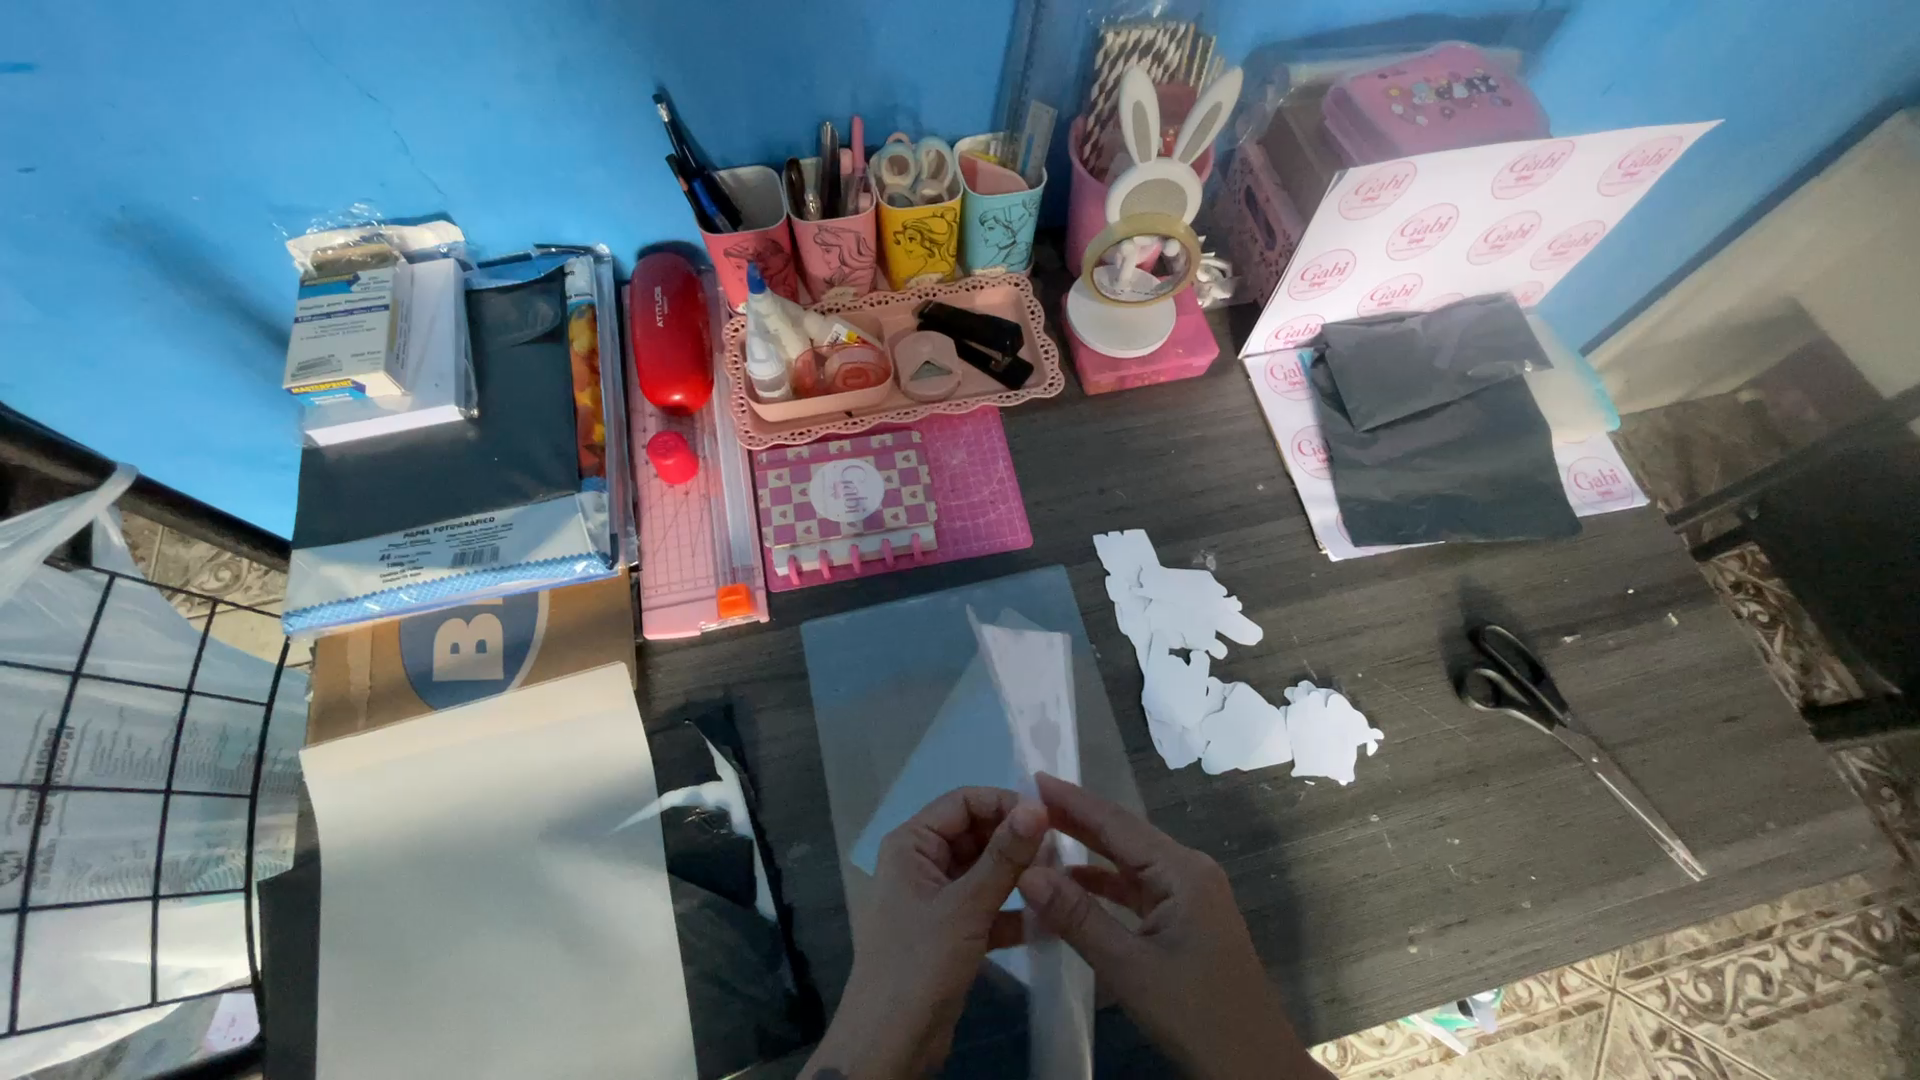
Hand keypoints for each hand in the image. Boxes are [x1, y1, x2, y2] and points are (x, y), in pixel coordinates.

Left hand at [804, 787, 1047, 1079]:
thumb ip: (1003, 856)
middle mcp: (921, 862)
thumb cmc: (919, 964)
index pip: (963, 801)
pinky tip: (1046, 919)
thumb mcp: (965, 906)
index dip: (1005, 804)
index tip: (1049, 820)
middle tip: (1060, 854)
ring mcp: (935, 897)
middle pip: (975, 833)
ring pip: (983, 870)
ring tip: (1058, 882)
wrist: (889, 1045)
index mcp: (912, 843)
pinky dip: (1012, 910)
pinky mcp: (950, 930)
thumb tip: (1037, 806)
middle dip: (1015, 841)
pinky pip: (986, 905)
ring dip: (1017, 875)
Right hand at [1018, 773, 1326, 1079]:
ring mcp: (1189, 896)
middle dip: (1076, 820)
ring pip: (1129, 863)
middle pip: (1124, 836)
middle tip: (1027, 804)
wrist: (1257, 1071)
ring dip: (1087, 854)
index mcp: (1181, 871)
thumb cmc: (1196, 1015)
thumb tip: (1027, 873)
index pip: (1117, 822)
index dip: (1073, 800)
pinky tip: (1071, 887)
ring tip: (1040, 839)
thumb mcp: (1129, 968)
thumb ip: (1078, 917)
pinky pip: (1138, 890)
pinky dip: (1104, 886)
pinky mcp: (1185, 920)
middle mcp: (1188, 871)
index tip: (1034, 776)